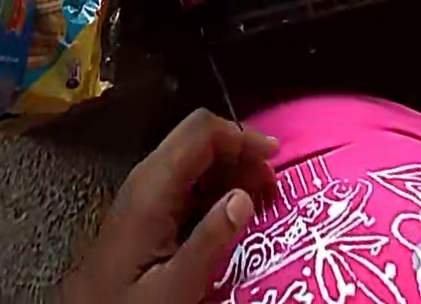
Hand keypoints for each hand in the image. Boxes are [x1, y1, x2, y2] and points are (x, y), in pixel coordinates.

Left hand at [61, 110, 277, 302]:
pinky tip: (234, 206)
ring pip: (194, 154)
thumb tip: (244, 197)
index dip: (239, 135)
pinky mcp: (149, 203)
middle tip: (272, 180)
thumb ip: (208, 243)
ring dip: (230, 165)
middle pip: (198, 135)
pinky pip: (187, 177)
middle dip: (239, 148)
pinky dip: (216, 182)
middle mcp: (150, 174)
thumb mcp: (173, 288)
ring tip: (262, 193)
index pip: (200, 132)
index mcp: (155, 184)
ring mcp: (147, 186)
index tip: (274, 155)